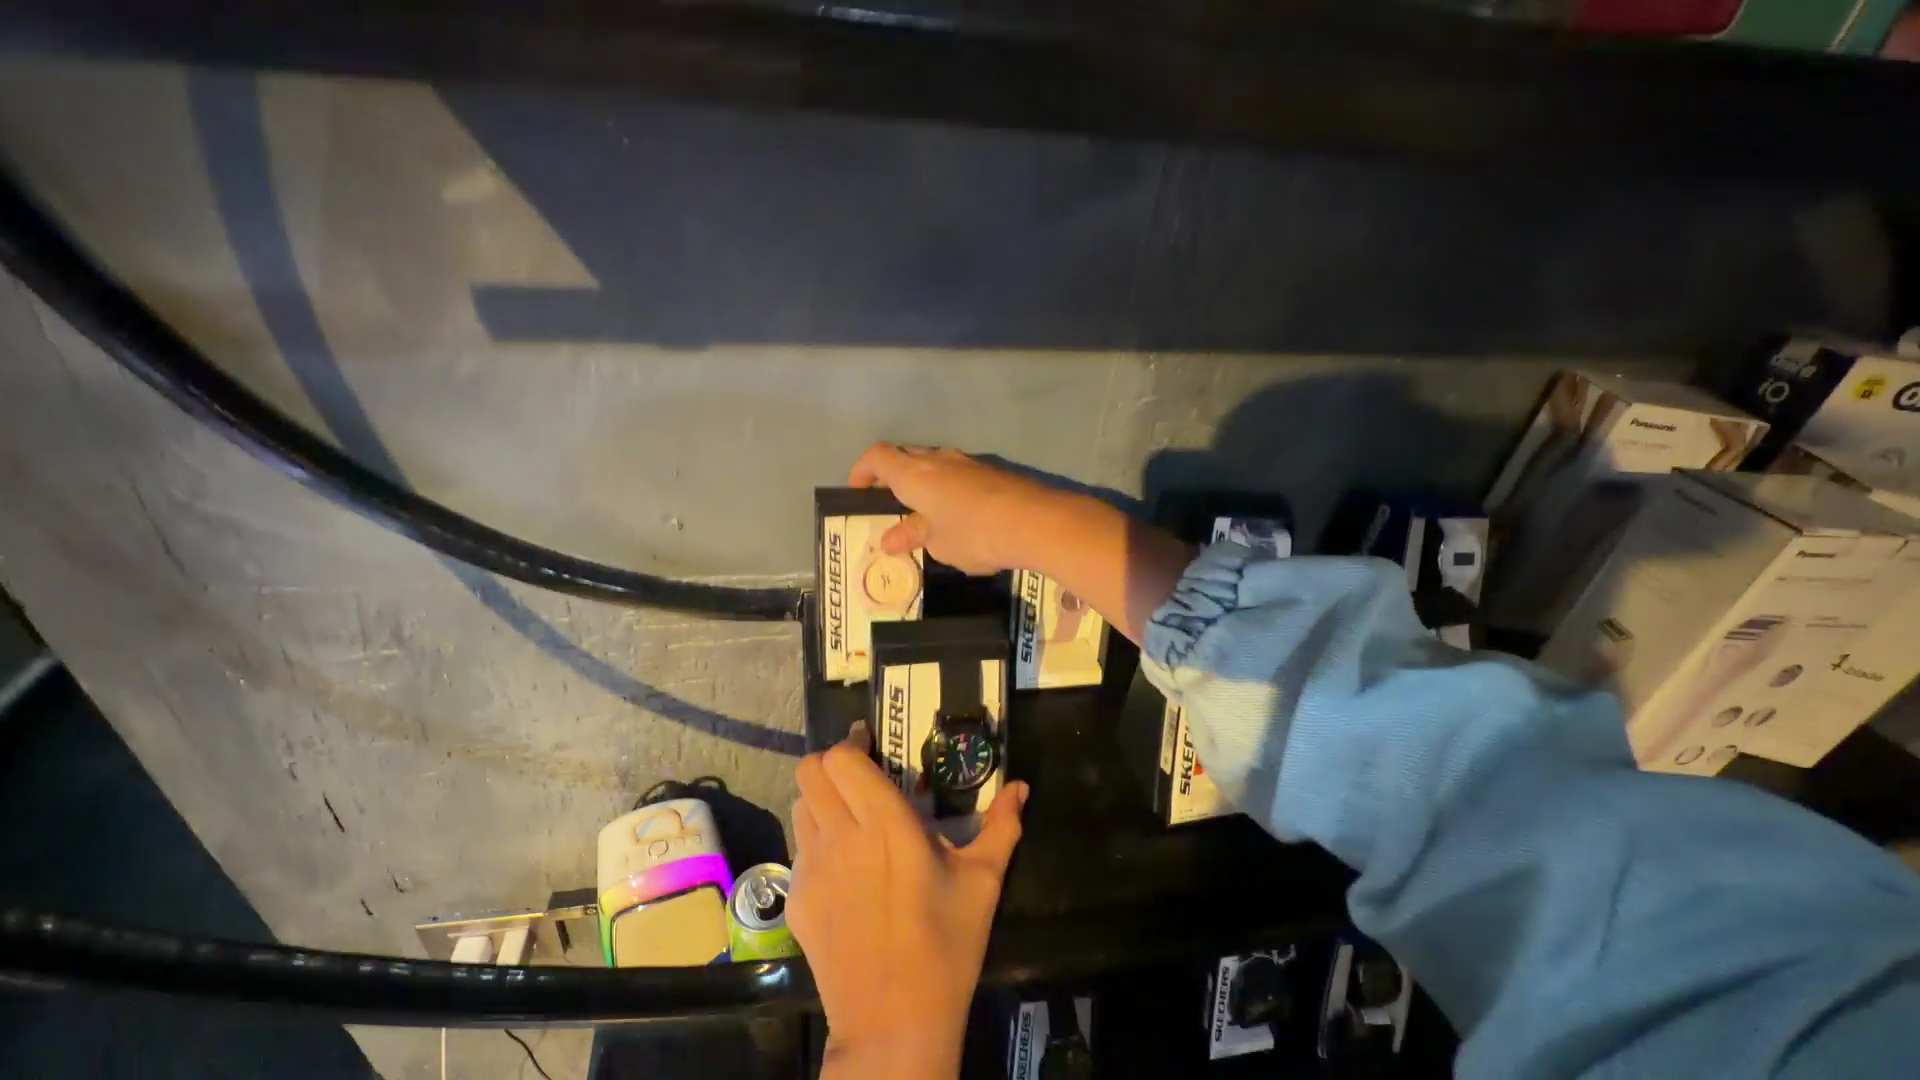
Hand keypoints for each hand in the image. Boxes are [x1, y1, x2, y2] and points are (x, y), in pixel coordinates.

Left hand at [789, 722, 1028, 1078]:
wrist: (893, 1023)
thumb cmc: (945, 948)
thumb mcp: (983, 883)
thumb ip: (1001, 827)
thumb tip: (1020, 787)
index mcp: (885, 824)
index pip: (843, 758)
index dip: (852, 743)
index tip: (872, 744)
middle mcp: (840, 836)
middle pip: (809, 771)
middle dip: (831, 763)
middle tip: (860, 775)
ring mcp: (811, 869)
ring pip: (798, 805)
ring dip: (820, 798)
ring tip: (849, 814)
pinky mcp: (797, 901)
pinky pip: (798, 850)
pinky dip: (815, 840)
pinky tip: (844, 866)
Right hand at [847, 443, 1060, 574]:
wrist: (1034, 522)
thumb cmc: (973, 533)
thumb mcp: (937, 543)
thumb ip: (912, 536)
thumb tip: (889, 540)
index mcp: (914, 474)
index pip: (877, 456)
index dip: (862, 470)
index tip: (858, 492)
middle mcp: (938, 460)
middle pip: (905, 457)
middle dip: (893, 477)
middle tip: (890, 505)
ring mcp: (967, 463)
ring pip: (934, 465)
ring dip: (924, 483)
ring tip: (924, 514)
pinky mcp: (991, 473)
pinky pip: (958, 476)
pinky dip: (948, 490)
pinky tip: (958, 517)